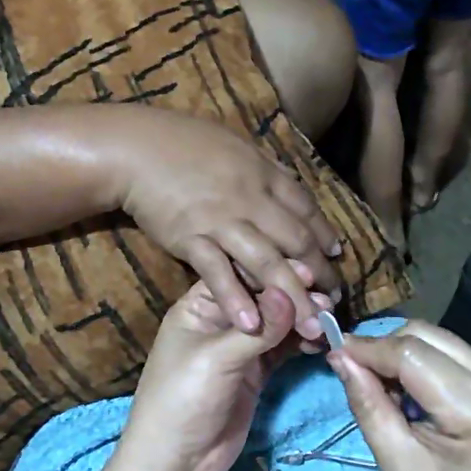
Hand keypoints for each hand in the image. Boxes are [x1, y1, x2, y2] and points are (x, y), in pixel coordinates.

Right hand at [113, 110, 341, 338]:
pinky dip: (236, 298)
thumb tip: (288, 186)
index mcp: (265, 175)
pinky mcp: (192, 240)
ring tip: (309, 328)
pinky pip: (219, 273)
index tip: (337, 257)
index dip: (325, 236)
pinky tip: (252, 325)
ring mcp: (222, 222)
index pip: (307, 209)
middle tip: (333, 303)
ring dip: (292, 297)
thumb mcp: (235, 146)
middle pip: (296, 241)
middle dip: (320, 275)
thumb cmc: (183, 143)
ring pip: (266, 263)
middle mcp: (252, 201)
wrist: (134, 149)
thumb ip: (263, 170)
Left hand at [118, 269, 331, 470]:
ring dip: (302, 320)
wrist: (177, 462)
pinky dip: (302, 343)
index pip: (240, 275)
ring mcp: (240, 346)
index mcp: (199, 306)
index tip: (307, 276)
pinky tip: (320, 343)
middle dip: (294, 297)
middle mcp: (220, 319)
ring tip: (326, 323)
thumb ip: (258, 328)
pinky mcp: (255, 371)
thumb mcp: (216, 358)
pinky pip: (283, 348)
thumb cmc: (183, 400)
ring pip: (278, 322)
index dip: (273, 273)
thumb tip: (292, 292)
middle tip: (325, 304)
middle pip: (263, 296)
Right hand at [327, 321, 470, 470]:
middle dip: (384, 348)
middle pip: (425, 335)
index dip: (369, 349)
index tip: (334, 352)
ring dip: (403, 353)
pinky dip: (424, 360)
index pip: (412, 356)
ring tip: (392, 391)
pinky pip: (452, 349)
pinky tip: (420, 393)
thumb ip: (370, 409)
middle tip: (361, 376)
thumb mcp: (400, 467)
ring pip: (437, 337)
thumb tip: (341, 359)